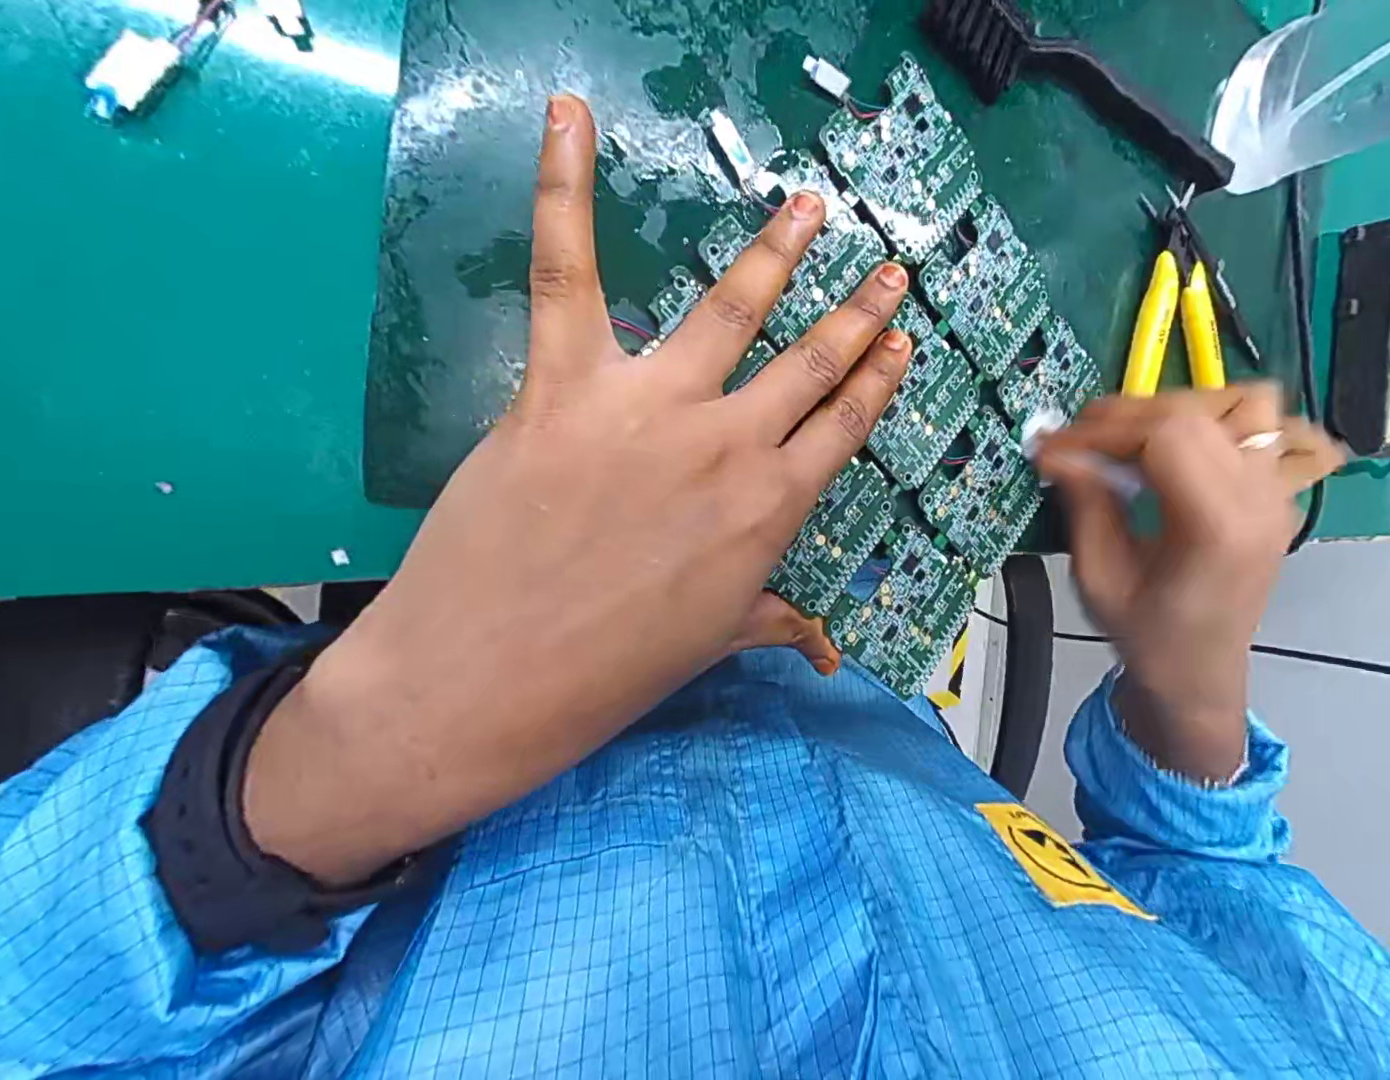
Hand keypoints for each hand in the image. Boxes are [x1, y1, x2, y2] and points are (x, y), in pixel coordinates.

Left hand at [243, 94, 910, 882]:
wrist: (489, 681)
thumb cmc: (610, 673)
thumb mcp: (711, 644)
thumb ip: (774, 625)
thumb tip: (826, 654)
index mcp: (770, 509)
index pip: (844, 427)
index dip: (877, 381)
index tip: (900, 342)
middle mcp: (729, 446)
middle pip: (811, 363)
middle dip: (858, 314)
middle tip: (889, 272)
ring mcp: (649, 407)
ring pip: (731, 310)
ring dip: (778, 253)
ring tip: (808, 208)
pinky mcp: (564, 386)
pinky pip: (566, 271)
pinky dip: (562, 190)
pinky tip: (569, 117)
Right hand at [1034, 383, 1342, 779]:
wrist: (1199, 671)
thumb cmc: (1145, 635)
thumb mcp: (1098, 576)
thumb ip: (1086, 505)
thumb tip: (1058, 453)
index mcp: (1217, 526)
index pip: (1164, 435)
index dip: (1099, 430)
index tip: (1050, 446)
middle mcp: (1260, 498)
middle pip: (1195, 413)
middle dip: (1122, 416)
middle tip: (1074, 440)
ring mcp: (1277, 492)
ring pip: (1239, 404)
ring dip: (1174, 409)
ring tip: (1127, 437)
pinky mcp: (1274, 492)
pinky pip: (1256, 426)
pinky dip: (1208, 421)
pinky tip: (1169, 447)